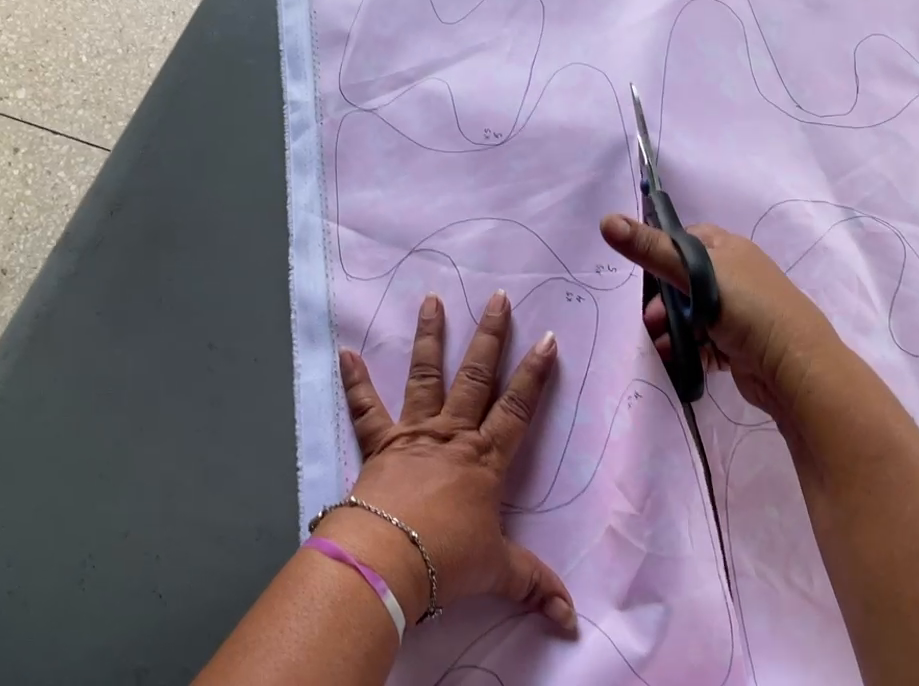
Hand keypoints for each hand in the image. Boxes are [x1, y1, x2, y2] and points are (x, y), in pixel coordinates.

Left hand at [326, 290, 576, 634]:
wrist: (387, 561)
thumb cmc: (445, 560)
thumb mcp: (497, 572)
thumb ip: (533, 585)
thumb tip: (572, 619)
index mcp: (484, 459)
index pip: (517, 408)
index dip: (535, 374)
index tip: (547, 339)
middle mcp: (451, 435)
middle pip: (475, 377)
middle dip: (490, 336)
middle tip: (497, 298)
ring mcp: (413, 434)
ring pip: (425, 376)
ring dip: (429, 337)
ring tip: (431, 300)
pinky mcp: (379, 444)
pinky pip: (366, 407)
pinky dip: (355, 380)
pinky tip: (346, 352)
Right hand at [599, 214, 845, 417]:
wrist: (796, 367)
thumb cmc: (748, 309)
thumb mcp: (695, 274)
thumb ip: (650, 250)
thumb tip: (606, 220)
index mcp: (729, 249)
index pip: (686, 241)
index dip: (661, 254)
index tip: (643, 273)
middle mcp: (735, 276)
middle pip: (683, 282)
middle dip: (663, 301)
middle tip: (651, 319)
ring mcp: (739, 313)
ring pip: (691, 315)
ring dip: (672, 329)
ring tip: (663, 344)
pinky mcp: (738, 345)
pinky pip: (703, 342)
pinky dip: (688, 349)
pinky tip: (676, 359)